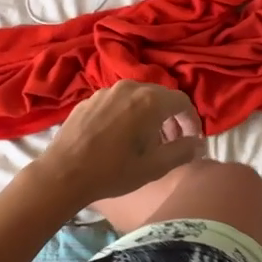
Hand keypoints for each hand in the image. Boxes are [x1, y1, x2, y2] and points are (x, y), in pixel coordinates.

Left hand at [29, 81, 205, 205]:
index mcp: (150, 101)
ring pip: (138, 97)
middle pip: (161, 96)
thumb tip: (199, 143)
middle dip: (171, 118)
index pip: (182, 102)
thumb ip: (183, 151)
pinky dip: (128, 113)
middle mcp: (130, 88)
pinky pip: (118, 101)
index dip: (191, 121)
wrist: (63, 174)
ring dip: (149, 115)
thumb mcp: (154, 167)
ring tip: (146, 140)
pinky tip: (121, 136)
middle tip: (172, 142)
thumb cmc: (112, 171)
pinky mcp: (89, 99)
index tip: (192, 140)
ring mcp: (107, 91)